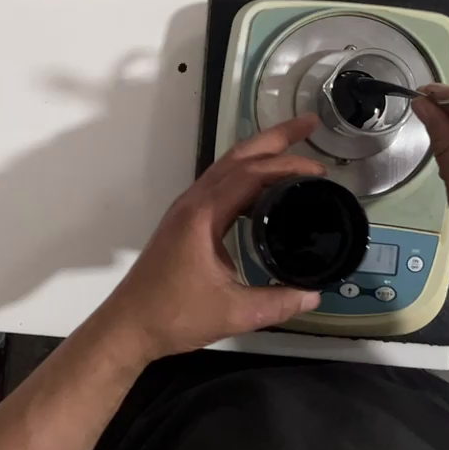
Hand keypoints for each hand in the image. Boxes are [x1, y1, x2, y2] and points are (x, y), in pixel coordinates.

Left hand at [86, 116, 327, 363]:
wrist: (129, 325)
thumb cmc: (174, 316)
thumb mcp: (233, 313)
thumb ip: (277, 303)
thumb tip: (314, 296)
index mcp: (204, 215)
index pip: (251, 174)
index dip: (287, 166)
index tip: (320, 170)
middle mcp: (194, 202)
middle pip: (239, 156)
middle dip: (276, 137)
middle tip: (310, 124)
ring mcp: (187, 208)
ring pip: (227, 165)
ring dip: (260, 151)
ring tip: (293, 146)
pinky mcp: (185, 219)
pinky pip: (220, 182)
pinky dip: (247, 172)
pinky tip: (264, 186)